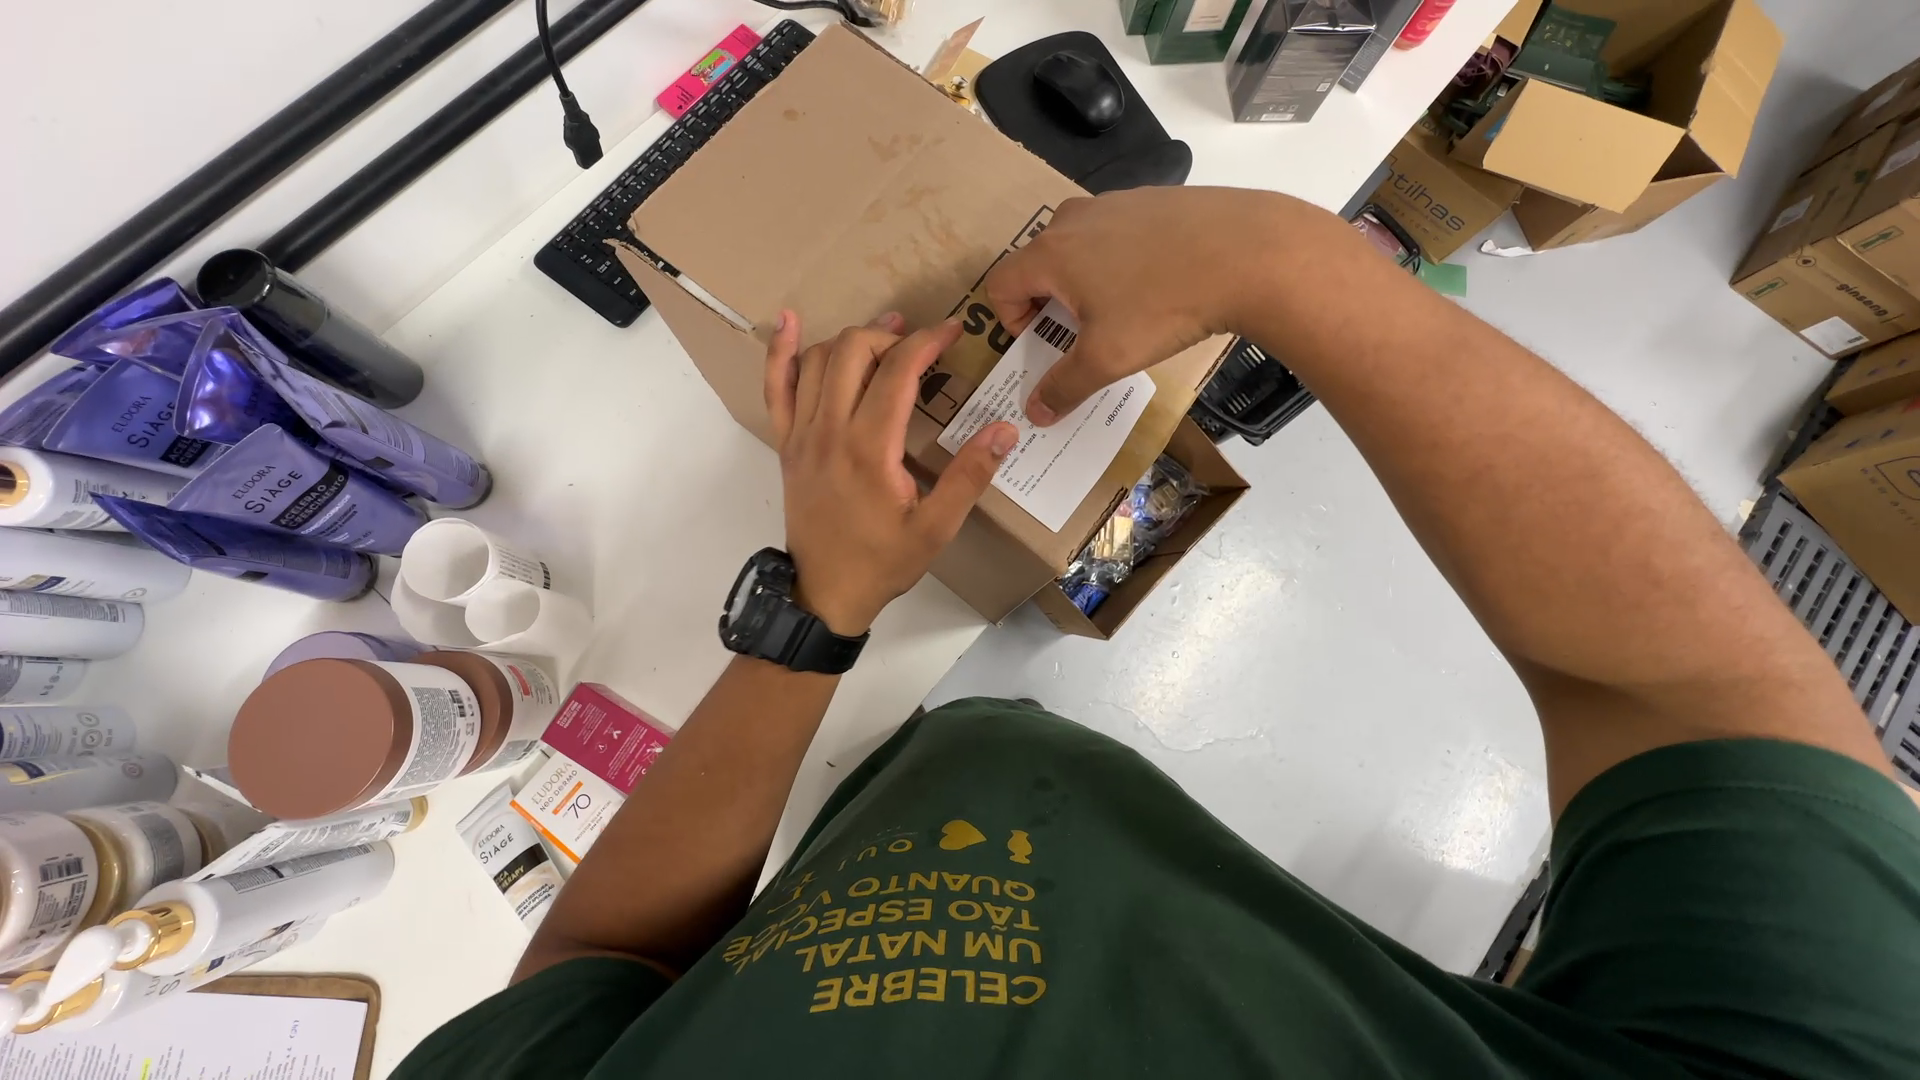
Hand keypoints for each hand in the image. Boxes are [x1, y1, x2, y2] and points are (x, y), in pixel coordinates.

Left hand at [764, 311, 1018, 635]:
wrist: (826, 593)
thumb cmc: (883, 562)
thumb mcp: (936, 528)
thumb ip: (970, 476)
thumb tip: (1006, 429)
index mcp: (870, 448)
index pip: (898, 371)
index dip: (929, 341)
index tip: (954, 332)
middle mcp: (829, 430)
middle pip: (854, 350)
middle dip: (892, 335)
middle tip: (921, 346)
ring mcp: (801, 434)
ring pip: (819, 360)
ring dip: (852, 339)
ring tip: (884, 336)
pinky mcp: (785, 444)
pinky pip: (775, 387)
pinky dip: (780, 350)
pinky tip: (788, 320)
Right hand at [985, 186, 1336, 423]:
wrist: (1249, 253)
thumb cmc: (1162, 307)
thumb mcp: (1106, 359)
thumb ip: (1063, 387)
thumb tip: (1035, 413)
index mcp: (1050, 253)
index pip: (1000, 284)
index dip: (1012, 322)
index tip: (1045, 344)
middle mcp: (1074, 219)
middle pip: (1036, 264)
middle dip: (1047, 303)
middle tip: (1080, 334)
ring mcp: (1115, 202)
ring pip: (1078, 247)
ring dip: (1083, 283)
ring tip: (1121, 312)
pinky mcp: (1153, 198)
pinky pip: (1116, 234)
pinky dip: (1119, 262)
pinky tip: (1157, 285)